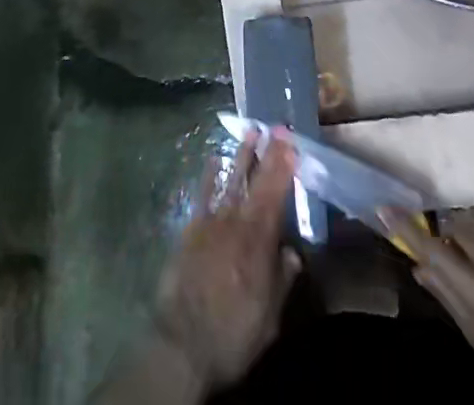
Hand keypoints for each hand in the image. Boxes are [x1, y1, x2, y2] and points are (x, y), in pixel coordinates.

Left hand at [148, 134, 301, 393]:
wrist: (181, 347)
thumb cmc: (233, 334)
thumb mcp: (270, 314)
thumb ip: (283, 278)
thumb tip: (291, 252)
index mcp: (259, 243)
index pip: (276, 196)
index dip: (285, 168)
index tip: (292, 144)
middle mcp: (236, 225)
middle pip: (255, 183)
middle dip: (268, 154)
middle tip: (277, 127)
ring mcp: (210, 225)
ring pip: (230, 183)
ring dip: (241, 156)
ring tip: (251, 131)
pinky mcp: (189, 232)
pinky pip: (202, 197)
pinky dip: (209, 177)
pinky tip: (214, 159)